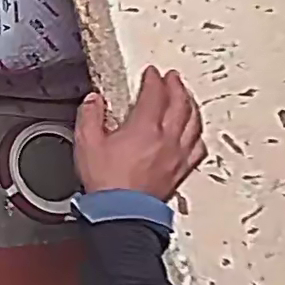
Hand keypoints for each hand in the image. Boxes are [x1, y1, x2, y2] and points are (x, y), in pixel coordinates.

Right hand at [75, 65, 205, 199]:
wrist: (122, 212)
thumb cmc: (106, 181)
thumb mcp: (86, 142)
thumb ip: (90, 116)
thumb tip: (94, 100)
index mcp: (144, 129)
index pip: (155, 96)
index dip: (154, 81)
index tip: (152, 73)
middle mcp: (167, 139)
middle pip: (180, 105)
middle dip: (177, 88)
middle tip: (173, 78)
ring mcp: (178, 155)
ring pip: (194, 123)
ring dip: (190, 106)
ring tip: (187, 98)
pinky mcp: (182, 169)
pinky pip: (198, 145)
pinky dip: (196, 132)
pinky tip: (194, 132)